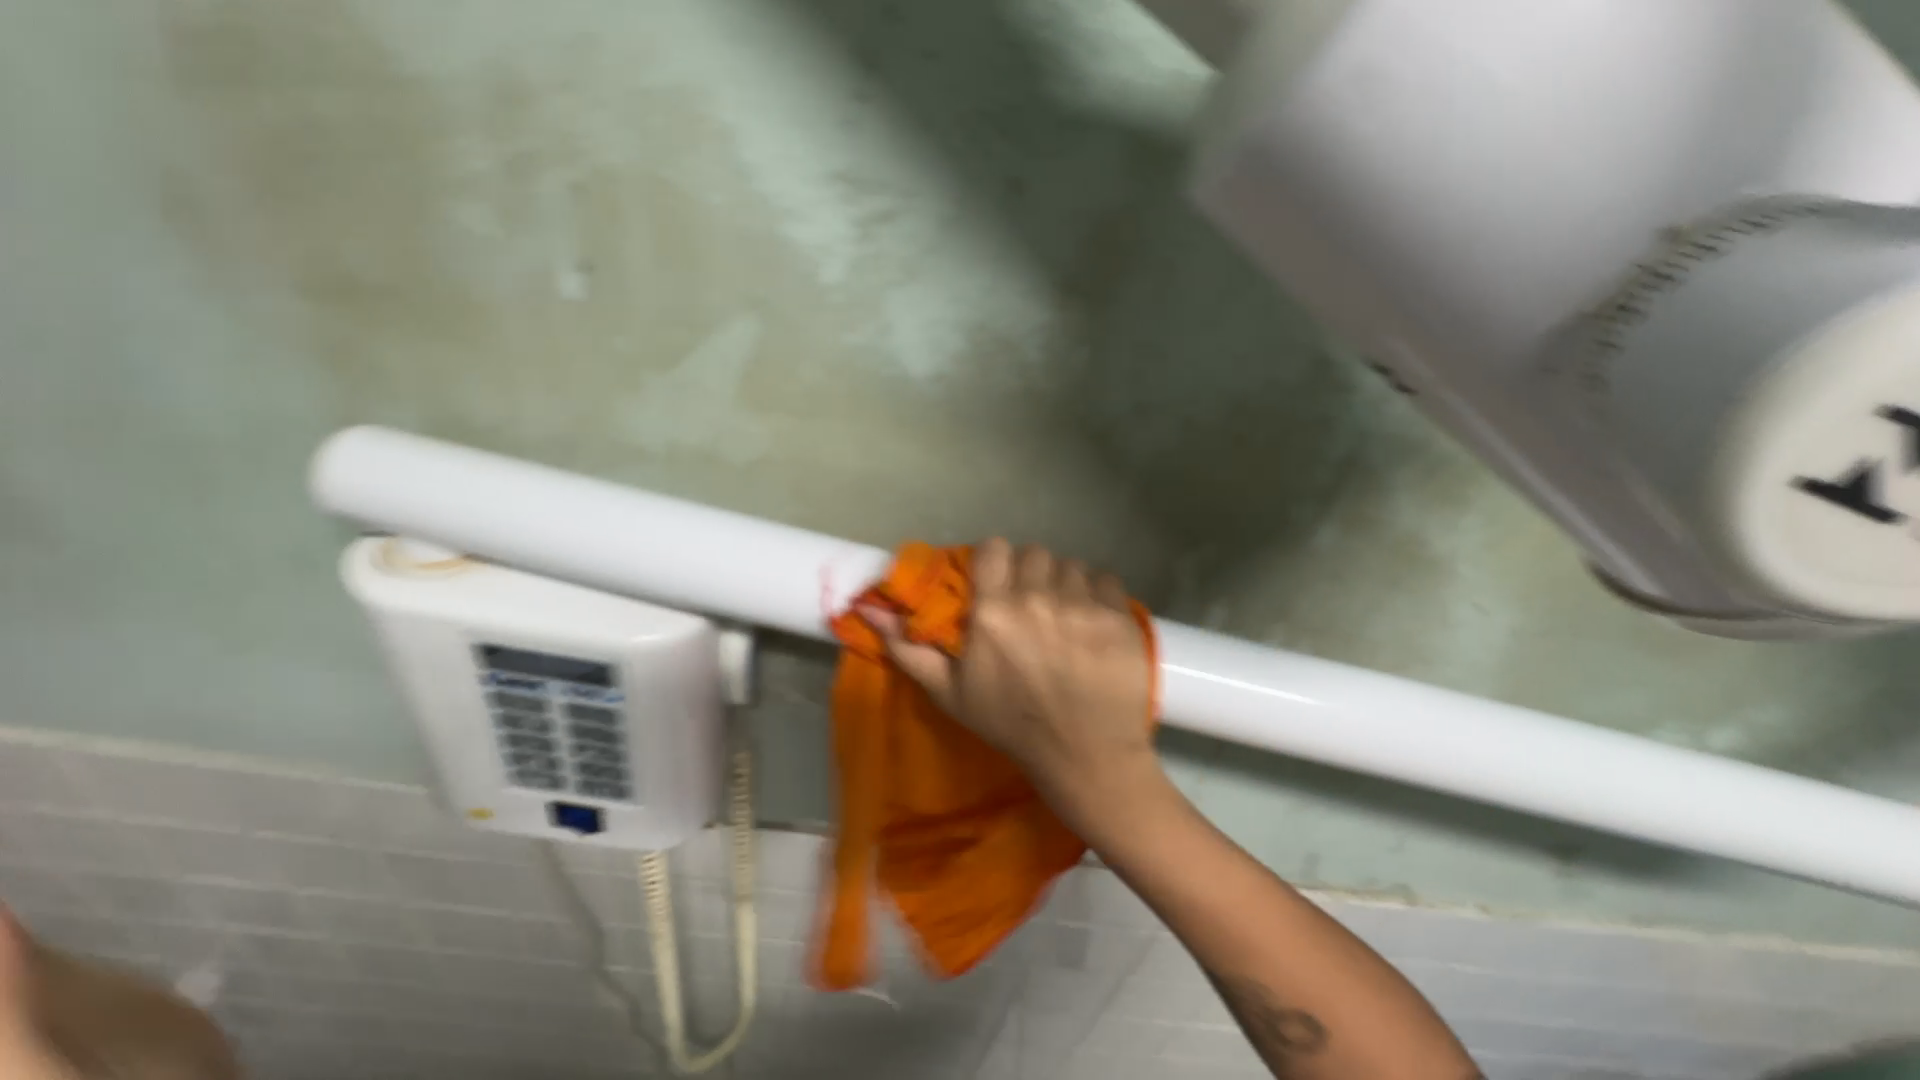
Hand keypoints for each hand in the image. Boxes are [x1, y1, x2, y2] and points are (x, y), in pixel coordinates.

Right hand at [859, 539, 1162, 829]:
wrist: (1083, 756)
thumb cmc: (1010, 724)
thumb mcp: (949, 692)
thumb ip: (908, 648)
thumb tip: (868, 609)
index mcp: (994, 613)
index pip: (994, 548)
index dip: (995, 563)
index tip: (997, 584)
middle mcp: (1037, 599)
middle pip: (1033, 554)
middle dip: (1029, 574)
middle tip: (1031, 606)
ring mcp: (1082, 606)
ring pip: (1069, 566)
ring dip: (1064, 585)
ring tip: (1064, 618)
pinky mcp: (1119, 616)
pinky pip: (1104, 579)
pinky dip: (1098, 594)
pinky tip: (1092, 624)